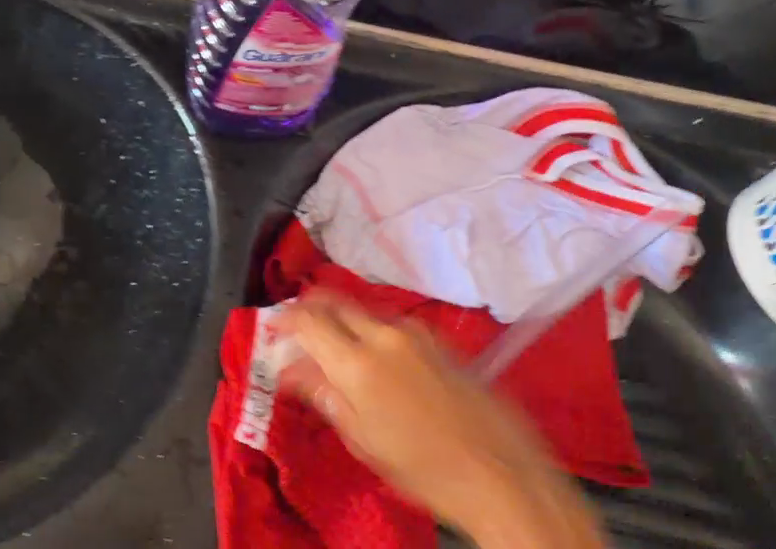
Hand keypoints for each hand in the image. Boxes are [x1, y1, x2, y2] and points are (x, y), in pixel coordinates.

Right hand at [283, 293, 605, 548]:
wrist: (503, 473)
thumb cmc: (424, 468)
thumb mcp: (362, 439)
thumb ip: (324, 394)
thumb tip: (291, 370)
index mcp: (358, 363)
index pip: (308, 320)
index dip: (285, 318)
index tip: (273, 327)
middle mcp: (384, 335)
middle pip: (335, 302)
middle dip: (310, 309)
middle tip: (297, 328)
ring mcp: (416, 333)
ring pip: (364, 312)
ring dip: (342, 321)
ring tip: (335, 348)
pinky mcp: (439, 340)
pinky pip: (391, 324)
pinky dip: (371, 331)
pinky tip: (375, 358)